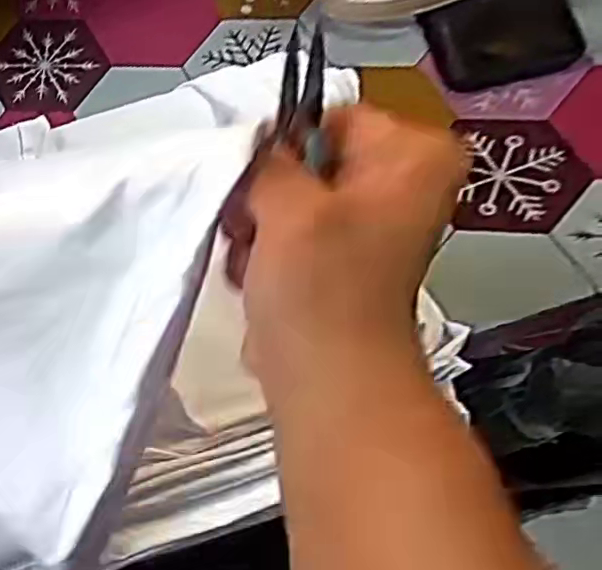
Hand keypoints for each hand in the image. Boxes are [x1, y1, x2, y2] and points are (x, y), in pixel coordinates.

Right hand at [228, 105, 466, 392]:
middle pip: (307, 164)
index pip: (332, 120)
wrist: (321, 361)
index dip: (279, 149)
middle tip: (250, 230)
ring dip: (254, 231)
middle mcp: (399, 184)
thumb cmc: (319, 290)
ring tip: (254, 261)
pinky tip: (255, 275)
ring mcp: (365, 224)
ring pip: (287, 204)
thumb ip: (271, 170)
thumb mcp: (290, 214)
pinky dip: (259, 254)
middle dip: (263, 198)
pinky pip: (283, 237)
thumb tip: (254, 149)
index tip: (247, 185)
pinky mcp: (332, 258)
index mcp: (412, 157)